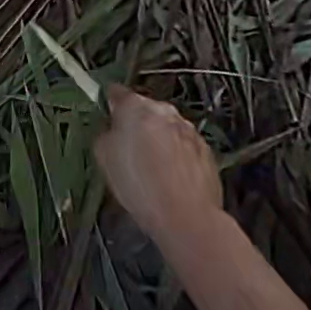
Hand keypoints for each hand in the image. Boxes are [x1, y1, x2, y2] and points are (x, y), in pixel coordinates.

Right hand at [93, 84, 222, 241]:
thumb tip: (111, 132)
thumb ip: (105, 135)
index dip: (111, 104)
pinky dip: (178, 154)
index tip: (108, 116)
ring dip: (158, 138)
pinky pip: (185, 145)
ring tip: (153, 168)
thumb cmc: (139, 184)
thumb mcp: (104, 158)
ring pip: (166, 126)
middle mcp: (163, 110)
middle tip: (129, 150)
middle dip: (137, 124)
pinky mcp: (206, 150)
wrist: (187, 216)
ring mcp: (188, 128)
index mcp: (134, 106)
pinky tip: (172, 177)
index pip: (117, 93)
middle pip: (144, 109)